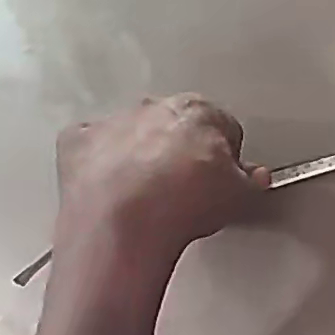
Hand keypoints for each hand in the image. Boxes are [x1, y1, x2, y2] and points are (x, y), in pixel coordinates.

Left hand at [55, 95, 268, 254]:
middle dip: (184, 150)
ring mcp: (116, 123)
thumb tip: (254, 178)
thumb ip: (251, 179)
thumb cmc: (180, 204)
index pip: (223, 127)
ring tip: (154, 195)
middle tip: (191, 186)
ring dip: (144, 153)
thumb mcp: (239, 196)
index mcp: (199, 112)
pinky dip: (103, 163)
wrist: (124, 226)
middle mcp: (156, 108)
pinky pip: (95, 146)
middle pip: (178, 125)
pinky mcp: (81, 143)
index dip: (226, 155)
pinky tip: (117, 189)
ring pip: (136, 132)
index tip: (224, 174)